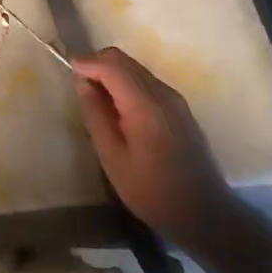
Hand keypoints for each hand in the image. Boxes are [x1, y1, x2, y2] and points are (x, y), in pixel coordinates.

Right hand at [71, 47, 235, 244]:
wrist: (203, 211)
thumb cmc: (152, 191)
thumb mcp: (113, 158)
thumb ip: (96, 115)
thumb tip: (83, 83)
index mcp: (145, 104)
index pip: (112, 65)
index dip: (88, 62)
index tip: (68, 69)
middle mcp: (163, 92)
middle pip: (125, 61)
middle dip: (99, 64)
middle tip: (79, 86)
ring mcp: (175, 98)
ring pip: (137, 69)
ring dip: (113, 73)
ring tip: (97, 99)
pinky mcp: (180, 107)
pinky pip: (148, 82)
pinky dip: (128, 84)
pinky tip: (120, 109)